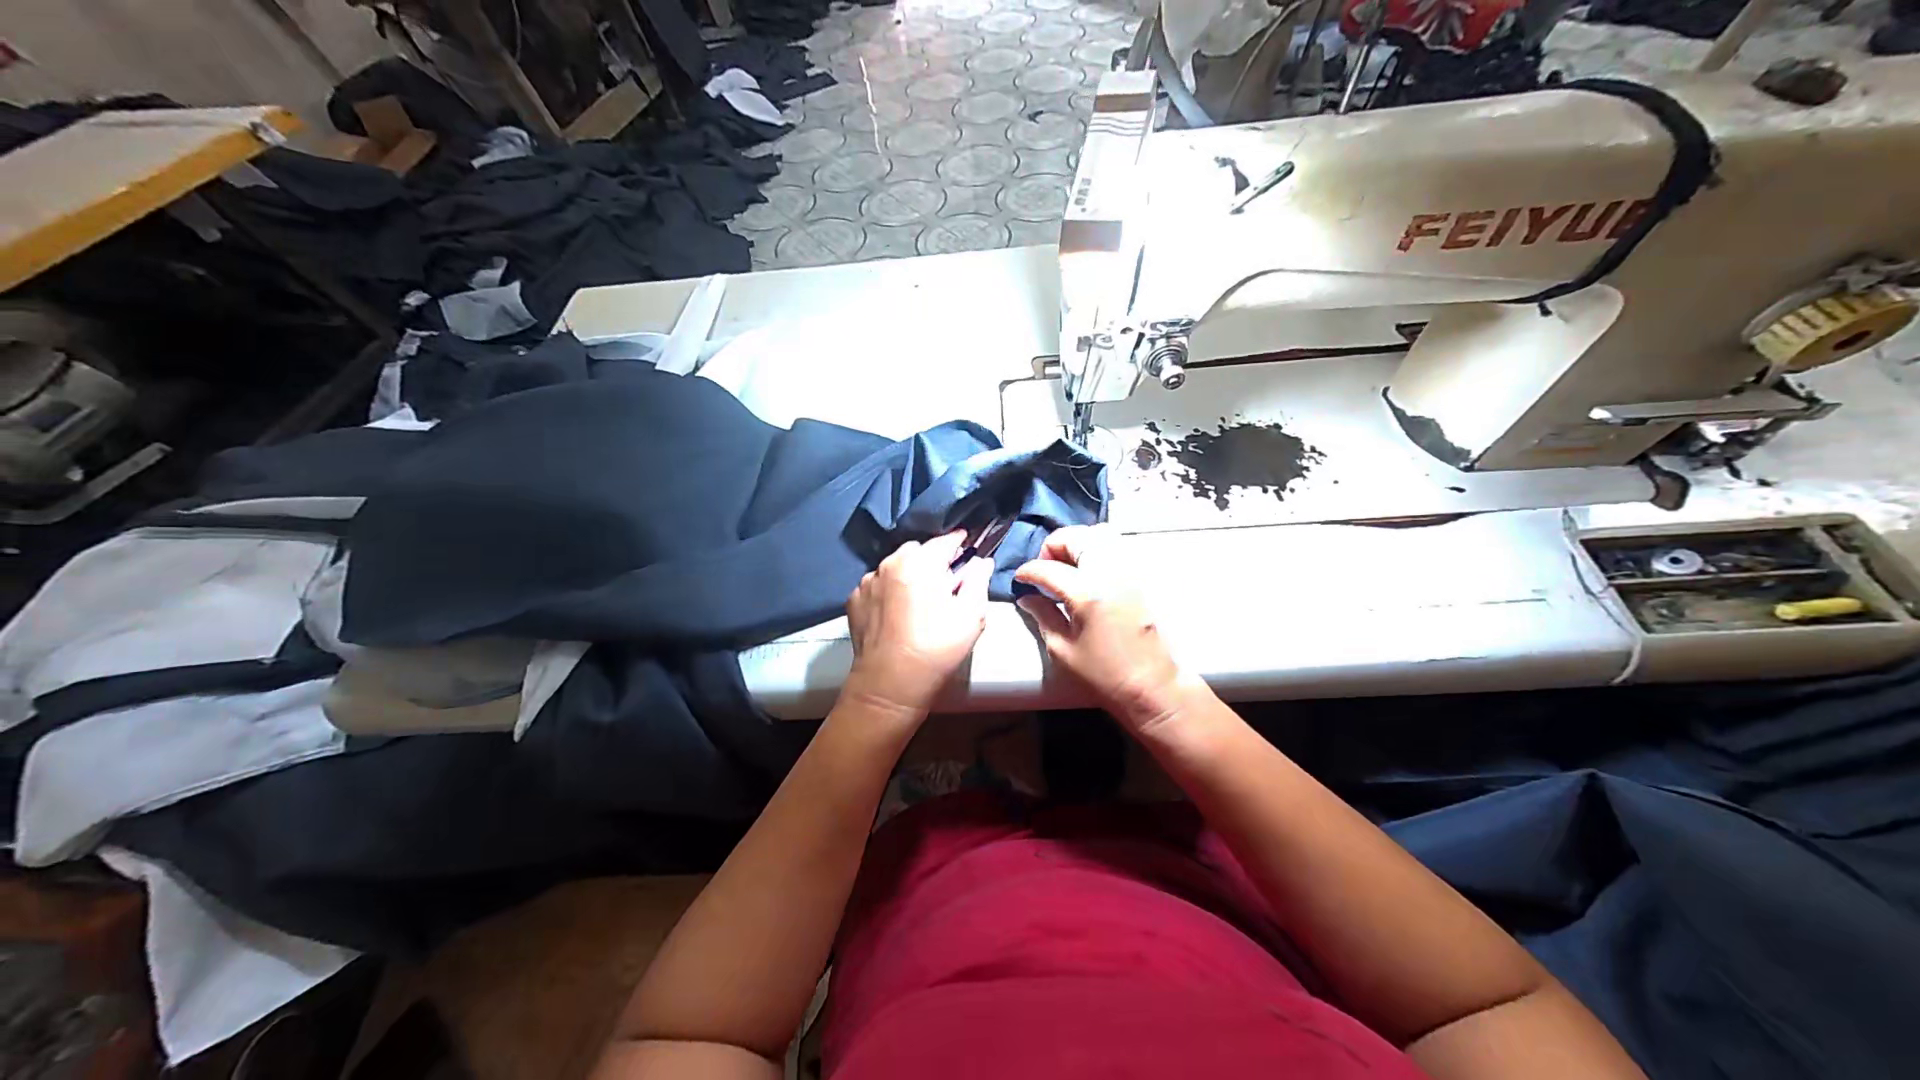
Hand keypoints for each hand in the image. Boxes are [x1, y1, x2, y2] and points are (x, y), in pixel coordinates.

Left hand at [844, 530, 992, 721]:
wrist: (889, 686)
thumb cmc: (935, 650)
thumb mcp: (971, 616)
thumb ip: (978, 581)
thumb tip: (982, 562)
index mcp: (919, 563)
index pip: (945, 541)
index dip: (960, 543)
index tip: (968, 547)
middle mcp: (888, 564)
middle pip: (918, 552)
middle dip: (933, 562)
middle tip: (948, 584)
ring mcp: (867, 582)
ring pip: (896, 567)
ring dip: (910, 576)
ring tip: (922, 602)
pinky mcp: (855, 600)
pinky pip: (878, 585)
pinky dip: (891, 591)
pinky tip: (900, 613)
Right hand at [1014, 524, 1193, 734]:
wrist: (1152, 684)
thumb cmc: (1104, 674)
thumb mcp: (1062, 649)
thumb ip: (1042, 615)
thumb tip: (1027, 597)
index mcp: (1086, 592)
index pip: (1047, 568)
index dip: (1028, 572)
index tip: (1020, 580)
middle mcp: (1110, 572)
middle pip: (1075, 537)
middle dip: (1053, 547)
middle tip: (1045, 569)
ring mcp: (1130, 570)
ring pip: (1100, 534)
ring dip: (1077, 543)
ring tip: (1067, 566)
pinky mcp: (1143, 576)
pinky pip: (1118, 546)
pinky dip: (1099, 548)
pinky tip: (1090, 571)